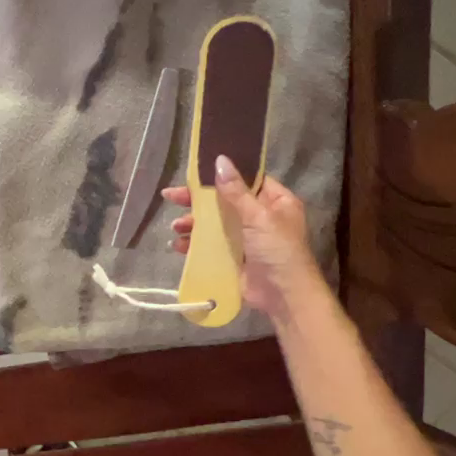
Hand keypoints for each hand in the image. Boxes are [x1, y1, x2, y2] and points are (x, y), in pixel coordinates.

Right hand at [164, 155, 320, 318]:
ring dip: (193, 224)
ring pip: (213, 223)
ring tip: (176, 227)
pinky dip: (194, 244)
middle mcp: (259, 216)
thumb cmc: (278, 250)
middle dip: (197, 201)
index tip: (196, 173)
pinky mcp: (232, 256)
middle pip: (223, 202)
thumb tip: (220, 161)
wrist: (283, 294)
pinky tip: (179, 245)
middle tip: (171, 197)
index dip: (221, 176)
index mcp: (275, 201)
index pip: (246, 181)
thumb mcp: (259, 216)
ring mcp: (244, 238)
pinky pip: (210, 245)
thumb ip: (236, 191)